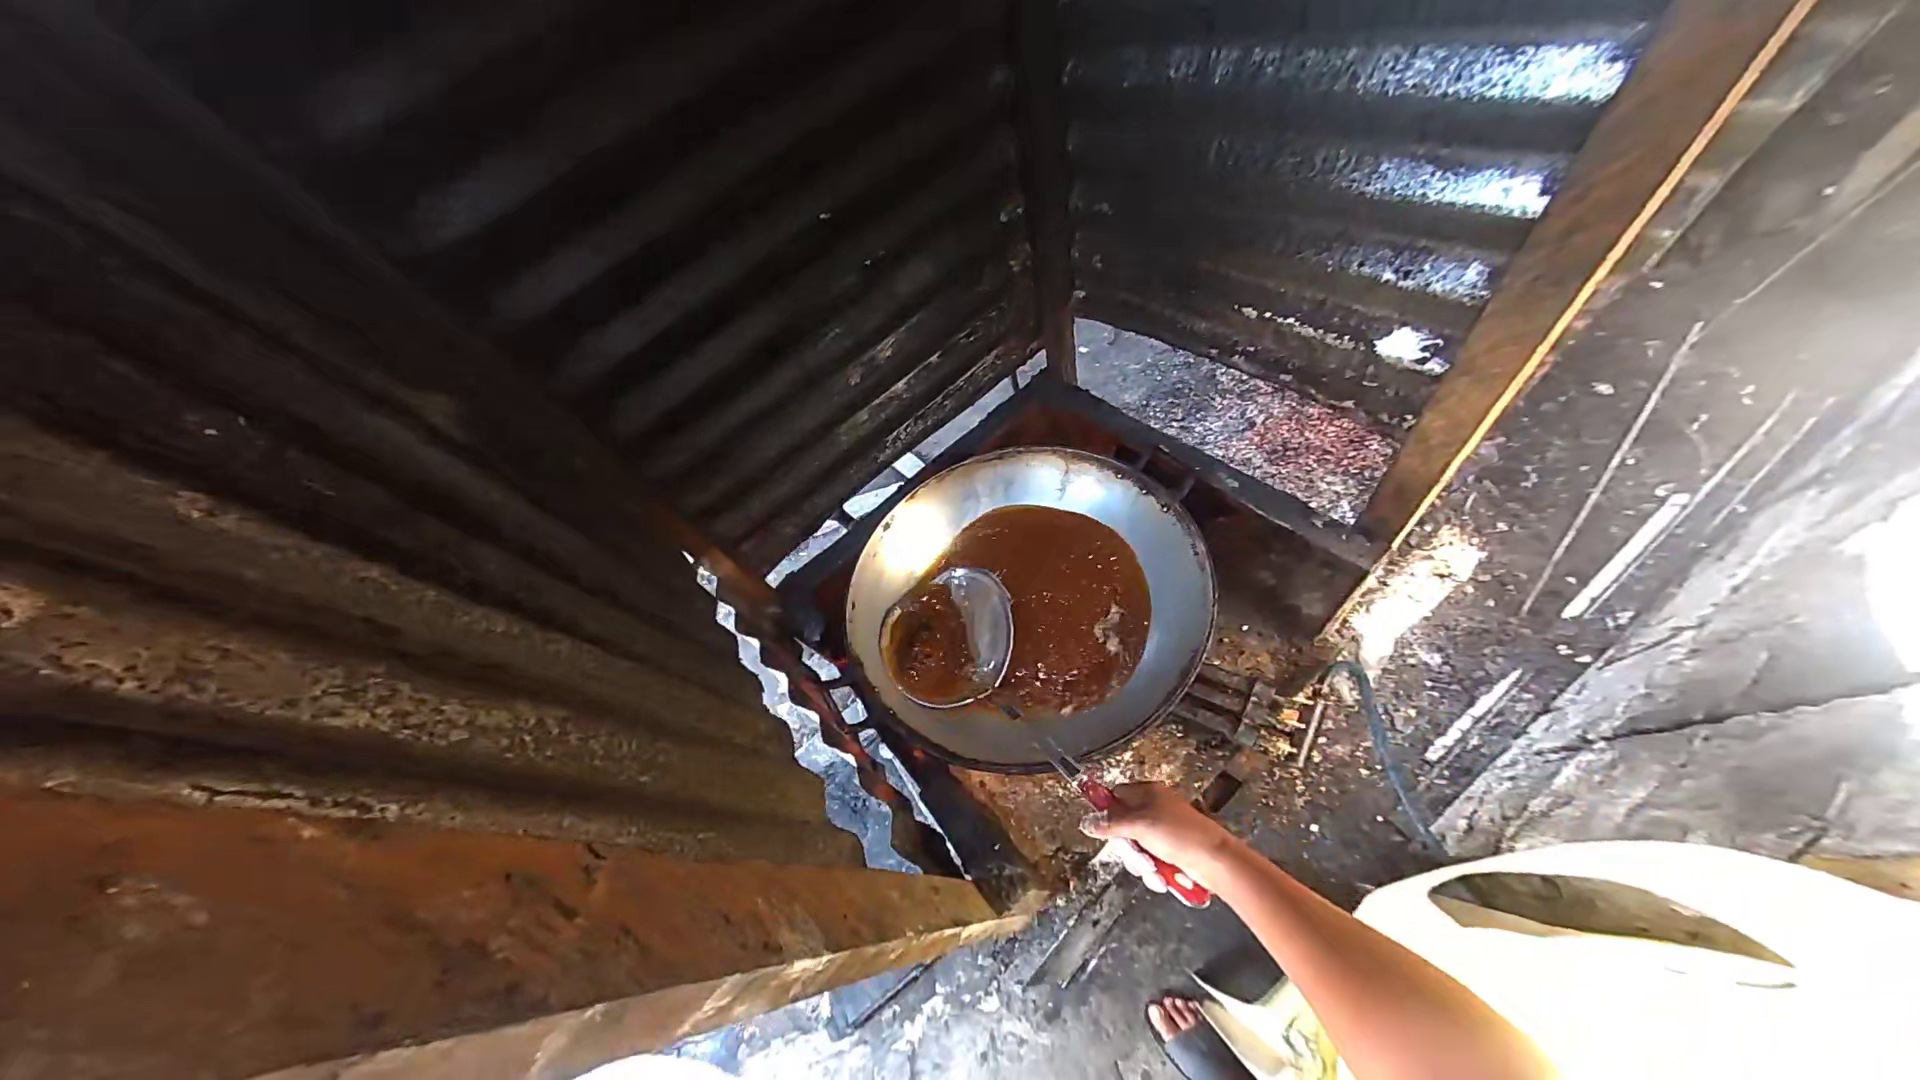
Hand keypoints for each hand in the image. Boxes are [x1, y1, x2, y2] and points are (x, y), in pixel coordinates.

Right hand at [1079, 781, 1236, 886]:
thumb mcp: (1139, 825)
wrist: (1215, 861)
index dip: (1107, 810)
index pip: (1115, 795)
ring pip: (1135, 846)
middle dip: (1127, 845)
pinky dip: (1153, 870)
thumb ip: (1110, 824)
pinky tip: (1160, 875)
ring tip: (1152, 868)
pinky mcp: (1169, 851)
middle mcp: (1153, 809)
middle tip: (1135, 852)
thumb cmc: (1179, 834)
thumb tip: (1086, 822)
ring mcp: (1161, 831)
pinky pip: (1149, 859)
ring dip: (1140, 861)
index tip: (1102, 827)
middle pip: (1122, 825)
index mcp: (1147, 792)